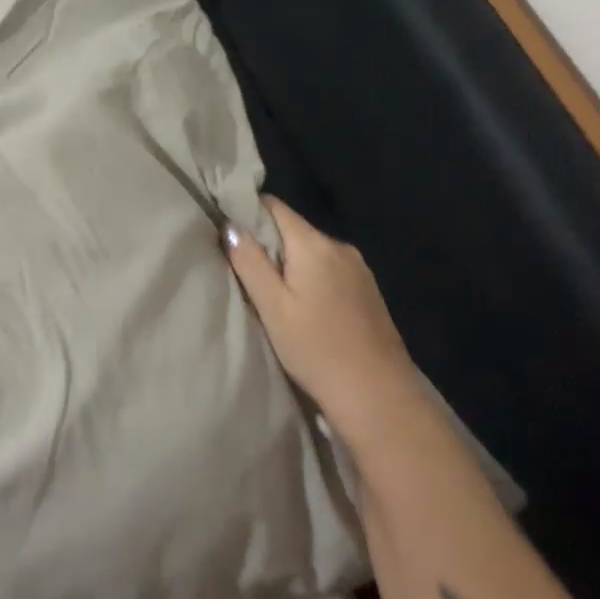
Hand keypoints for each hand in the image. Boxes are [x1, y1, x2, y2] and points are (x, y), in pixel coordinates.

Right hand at [223, 197, 420, 426]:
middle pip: (292, 229)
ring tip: (263, 290)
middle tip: (236, 269)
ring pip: (309, 251)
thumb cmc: (315, 348)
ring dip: (285, 262)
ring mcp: (357, 268)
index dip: (246, 212)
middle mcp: (340, 247)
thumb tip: (230, 224)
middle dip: (264, 242)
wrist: (375, 391)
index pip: (274, 207)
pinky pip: (326, 269)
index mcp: (315, 246)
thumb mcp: (272, 306)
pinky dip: (305, 276)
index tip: (224, 230)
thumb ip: (250, 262)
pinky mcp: (365, 289)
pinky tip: (297, 304)